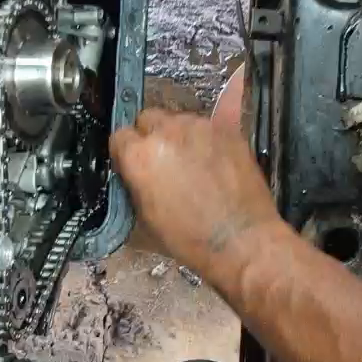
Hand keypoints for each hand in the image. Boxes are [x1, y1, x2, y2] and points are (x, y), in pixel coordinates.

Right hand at [109, 108, 285, 286]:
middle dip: (152, 137)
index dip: (127, 153)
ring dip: (180, 135)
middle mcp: (167, 131)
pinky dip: (209, 130)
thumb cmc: (191, 239)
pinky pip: (212, 119)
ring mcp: (200, 125)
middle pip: (149, 119)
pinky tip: (214, 139)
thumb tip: (135, 174)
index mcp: (140, 156)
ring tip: (194, 163)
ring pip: (180, 119)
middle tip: (165, 163)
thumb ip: (134, 185)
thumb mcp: (144, 219)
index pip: (120, 137)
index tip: (135, 165)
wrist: (242, 242)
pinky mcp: (228, 129)